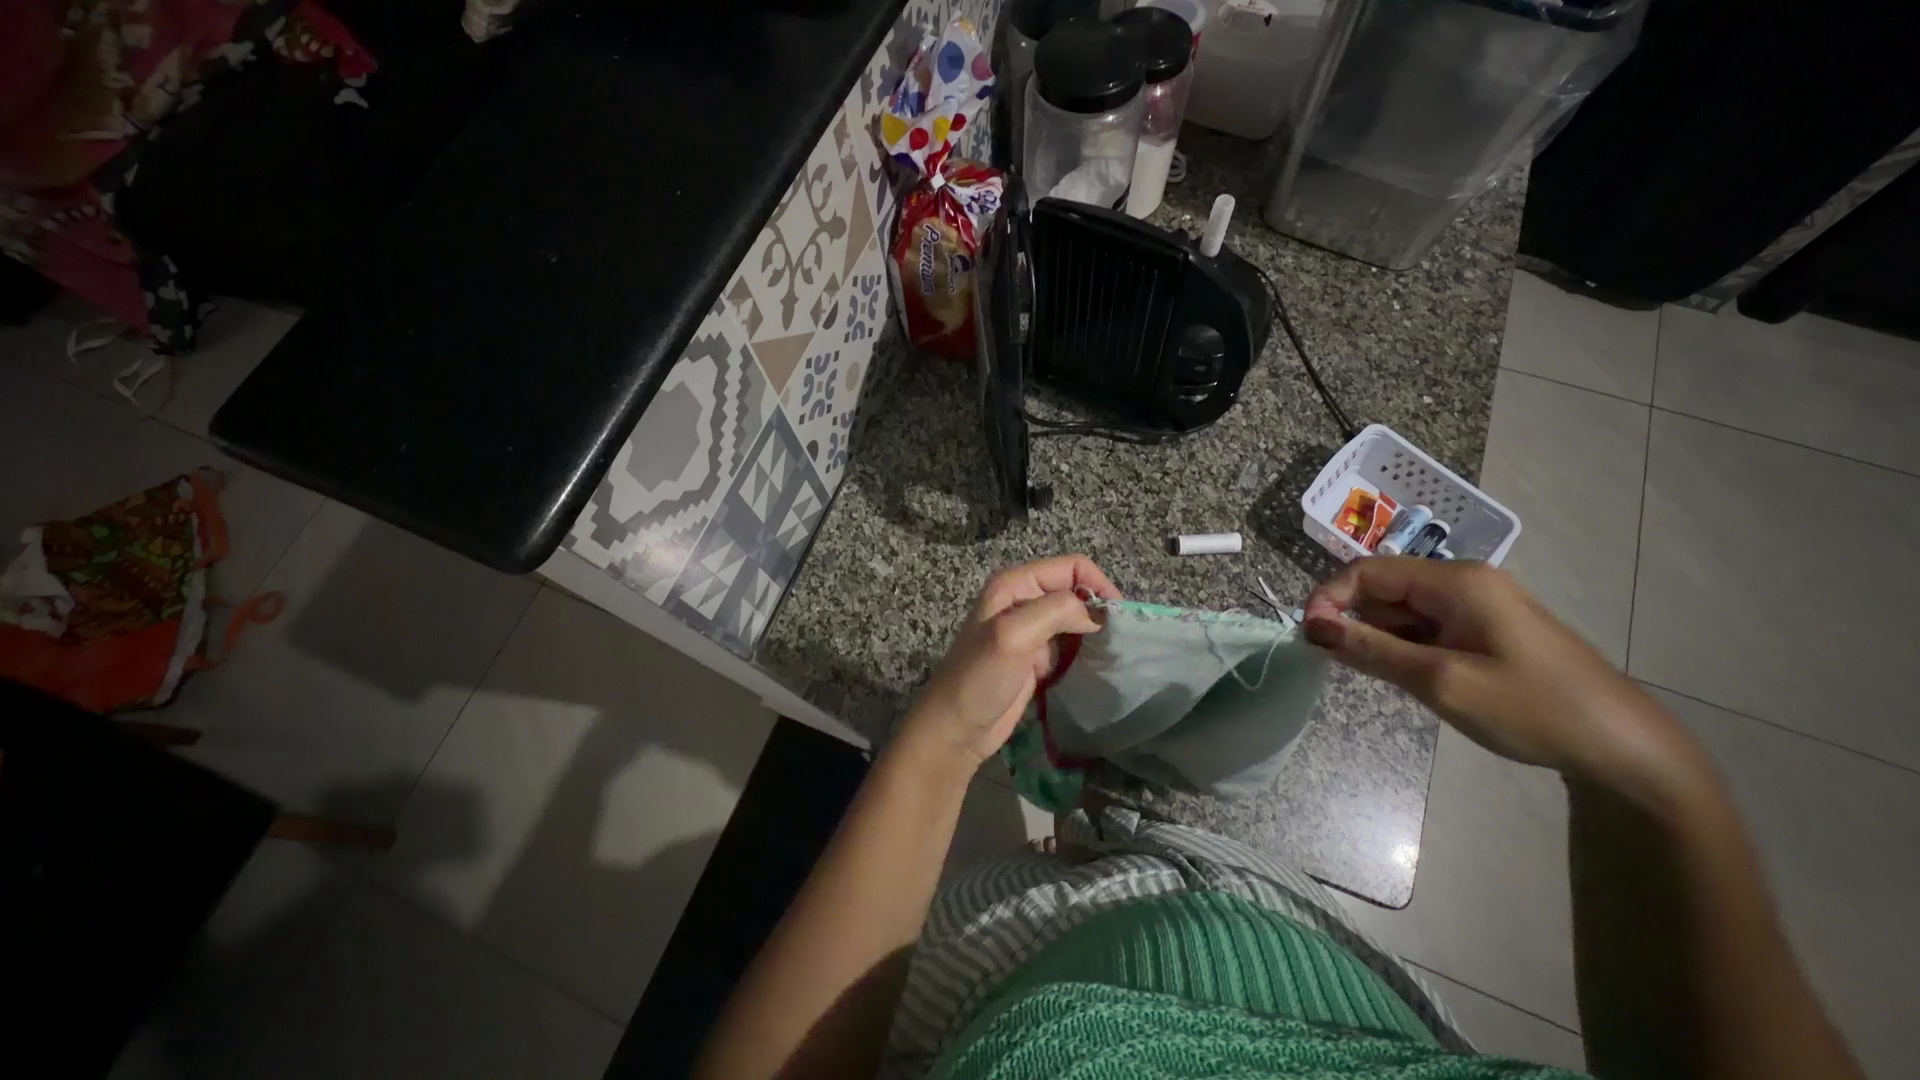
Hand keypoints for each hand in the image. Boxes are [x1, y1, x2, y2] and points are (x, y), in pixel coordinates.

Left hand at [898, 555, 1121, 769]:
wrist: (957, 729)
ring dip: (1095, 635)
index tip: (1118, 619)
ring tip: (1112, 656)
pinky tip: (1097, 669)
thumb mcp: (1013, 635)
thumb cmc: (979, 678)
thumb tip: (1096, 615)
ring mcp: (1031, 631)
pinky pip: (1071, 647)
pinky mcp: (1037, 659)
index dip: (1099, 585)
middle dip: (1099, 611)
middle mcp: (1024, 601)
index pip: (1072, 567)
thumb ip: (1055, 611)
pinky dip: (1086, 655)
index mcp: (1015, 584)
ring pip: (1077, 621)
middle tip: (1119, 641)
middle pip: (1077, 592)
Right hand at [1302, 558, 1709, 801]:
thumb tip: (1312, 627)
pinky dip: (1405, 647)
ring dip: (1379, 637)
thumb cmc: (1530, 708)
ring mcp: (1481, 606)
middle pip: (1386, 587)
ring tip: (1375, 677)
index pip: (1370, 570)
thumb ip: (1371, 651)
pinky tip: (1406, 677)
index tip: (1308, 638)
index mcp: (1458, 582)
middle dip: (1353, 620)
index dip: (1330, 597)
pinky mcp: (1489, 630)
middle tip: (1336, 665)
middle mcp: (1467, 583)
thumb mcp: (1441, 682)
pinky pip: (1429, 627)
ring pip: (1405, 610)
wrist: (1620, 744)